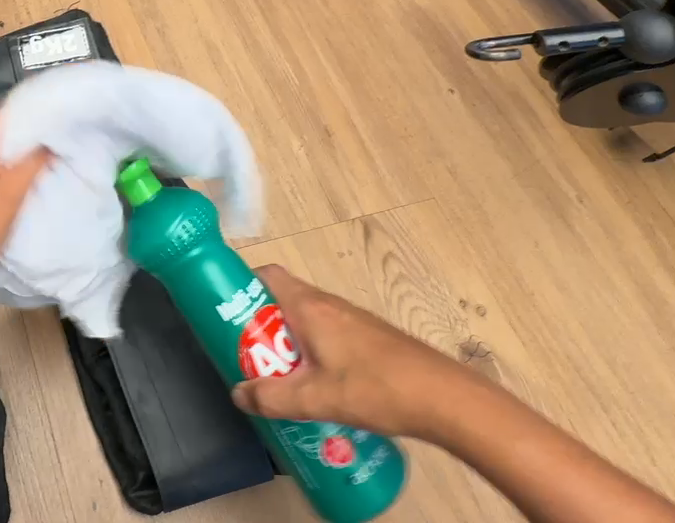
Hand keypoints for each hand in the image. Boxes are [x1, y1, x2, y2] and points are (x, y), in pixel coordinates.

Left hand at [0, 112, 50, 327]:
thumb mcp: (10, 195)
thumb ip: (33, 160)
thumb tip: (52, 137)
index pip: (15, 110)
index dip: (44, 115)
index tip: (71, 124)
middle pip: (6, 128)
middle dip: (36, 136)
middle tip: (69, 145)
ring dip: (23, 155)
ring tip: (56, 162)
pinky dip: (8, 169)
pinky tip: (29, 181)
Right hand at [230, 264, 481, 440]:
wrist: (446, 400)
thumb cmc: (376, 388)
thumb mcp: (316, 399)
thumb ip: (273, 398)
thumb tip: (238, 394)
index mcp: (309, 306)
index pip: (267, 274)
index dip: (244, 284)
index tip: (229, 309)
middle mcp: (328, 304)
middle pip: (283, 299)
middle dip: (262, 324)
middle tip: (247, 354)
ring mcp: (352, 320)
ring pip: (306, 320)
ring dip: (288, 341)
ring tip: (279, 376)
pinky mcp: (370, 339)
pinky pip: (327, 334)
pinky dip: (313, 351)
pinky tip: (319, 387)